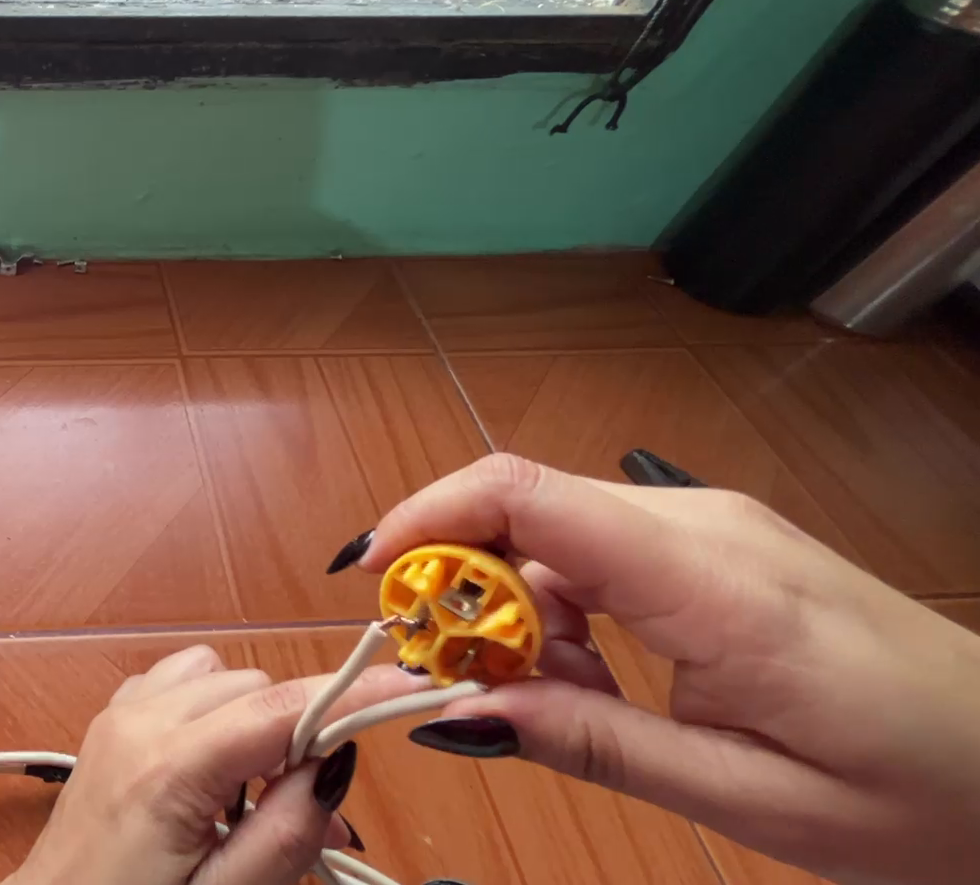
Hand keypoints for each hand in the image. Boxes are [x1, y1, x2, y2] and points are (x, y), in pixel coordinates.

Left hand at [7, 643, 422, 884]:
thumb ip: (284, 834)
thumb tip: (332, 765)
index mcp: (168, 766)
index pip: (278, 709)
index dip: (349, 693)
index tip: (406, 685)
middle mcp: (142, 717)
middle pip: (253, 686)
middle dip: (296, 733)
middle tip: (306, 806)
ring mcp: (123, 709)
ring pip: (220, 675)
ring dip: (252, 720)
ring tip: (250, 793)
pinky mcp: (115, 714)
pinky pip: (182, 681)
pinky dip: (214, 708)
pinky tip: (210, 764)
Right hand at [353, 453, 979, 884]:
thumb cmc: (934, 801)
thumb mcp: (753, 801)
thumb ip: (592, 743)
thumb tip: (453, 710)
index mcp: (707, 579)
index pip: (523, 496)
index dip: (425, 519)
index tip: (373, 579)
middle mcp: (688, 521)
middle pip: (515, 506)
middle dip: (454, 580)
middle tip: (446, 668)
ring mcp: (696, 521)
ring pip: (540, 532)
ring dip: (507, 608)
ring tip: (546, 696)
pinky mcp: (698, 537)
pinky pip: (581, 549)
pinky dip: (551, 607)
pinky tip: (590, 673)